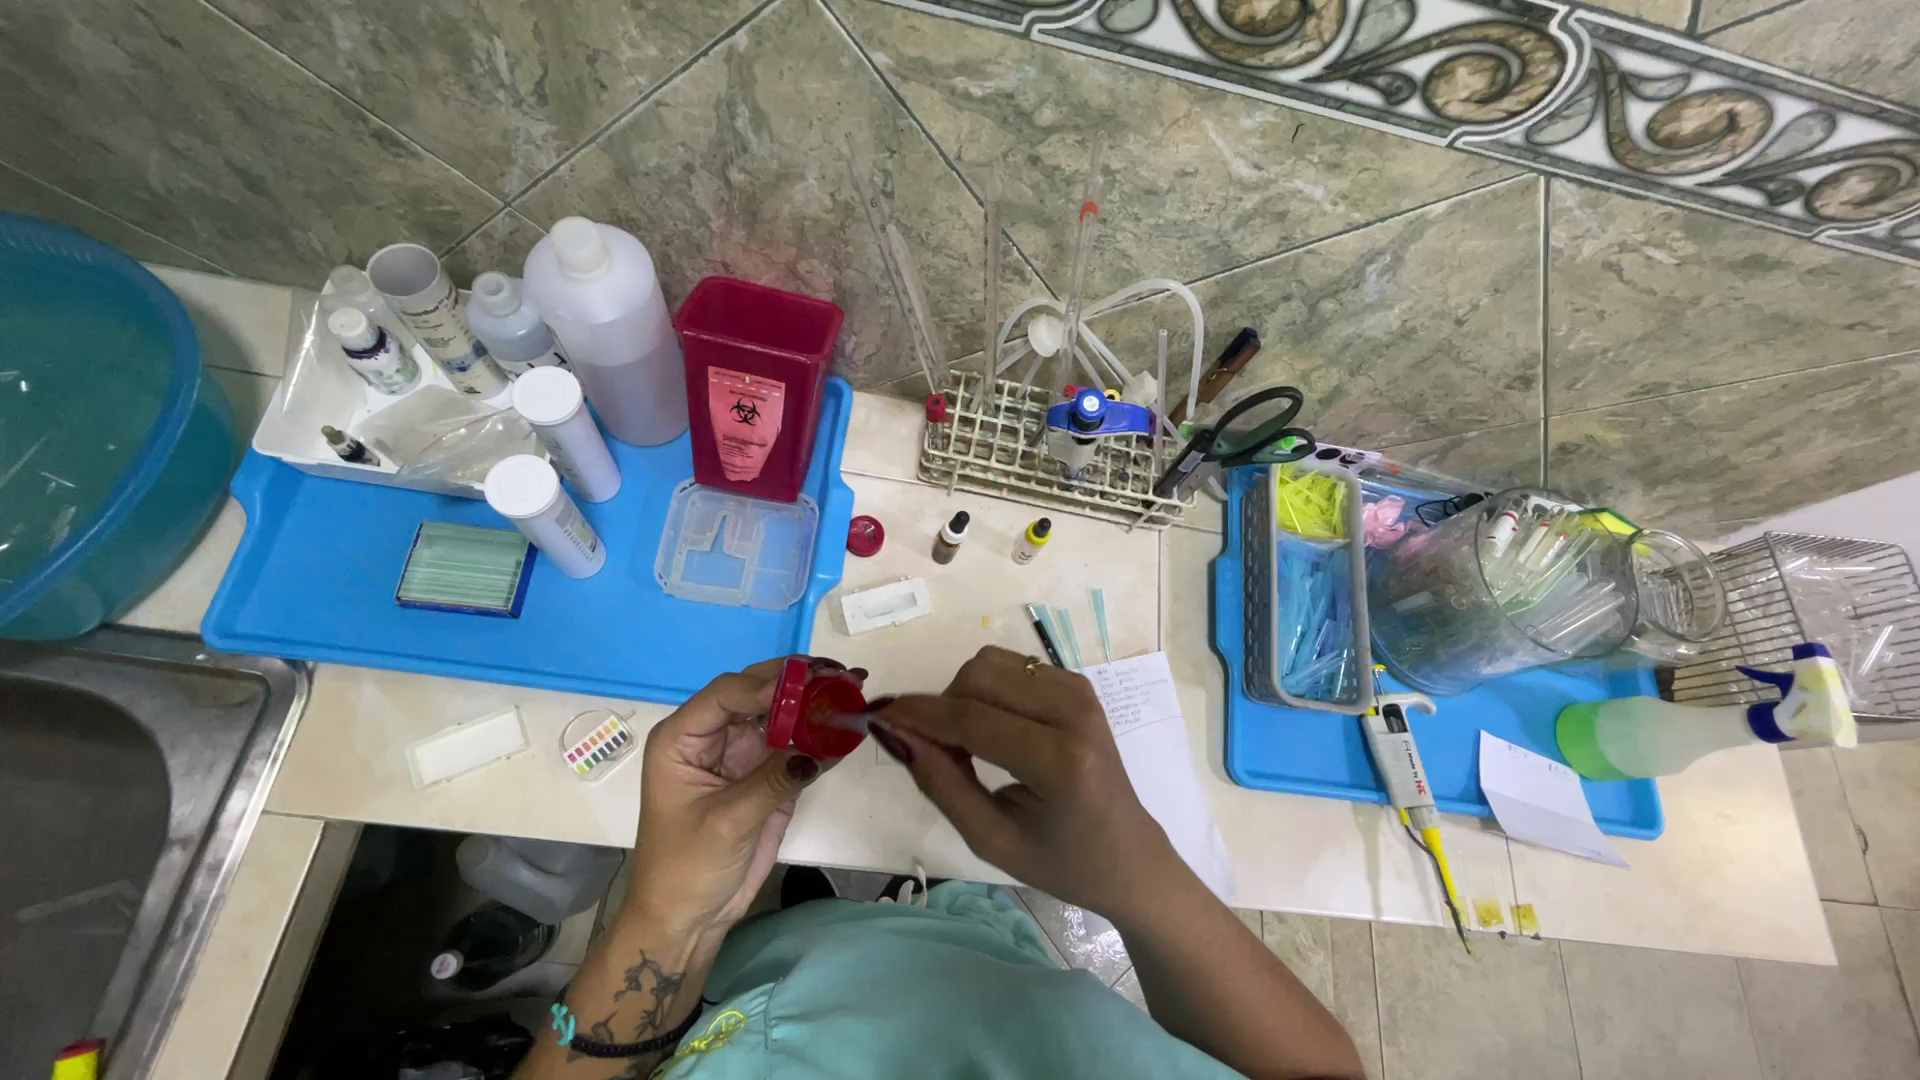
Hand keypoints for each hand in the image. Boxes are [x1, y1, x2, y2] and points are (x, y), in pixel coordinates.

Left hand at [623, 657, 854, 940]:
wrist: (688, 920)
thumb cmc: (686, 868)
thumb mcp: (726, 822)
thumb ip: (772, 780)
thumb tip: (821, 745)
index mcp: (683, 738)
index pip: (726, 694)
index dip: (766, 685)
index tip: (807, 685)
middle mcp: (714, 736)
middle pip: (758, 694)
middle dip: (799, 682)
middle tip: (840, 672)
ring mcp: (744, 754)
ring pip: (782, 714)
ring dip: (815, 702)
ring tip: (853, 688)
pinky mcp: (768, 774)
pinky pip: (797, 746)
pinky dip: (822, 735)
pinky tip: (849, 724)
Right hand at [869, 646, 1182, 921]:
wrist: (1130, 856)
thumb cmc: (1063, 863)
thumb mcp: (991, 840)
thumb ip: (940, 783)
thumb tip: (895, 732)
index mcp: (1060, 760)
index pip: (972, 719)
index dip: (918, 715)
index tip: (877, 717)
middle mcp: (1074, 712)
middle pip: (978, 676)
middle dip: (942, 706)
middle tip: (940, 752)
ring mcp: (1080, 691)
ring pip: (991, 662)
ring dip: (963, 695)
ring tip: (969, 743)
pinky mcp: (1078, 684)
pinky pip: (1011, 666)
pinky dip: (987, 690)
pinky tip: (994, 730)